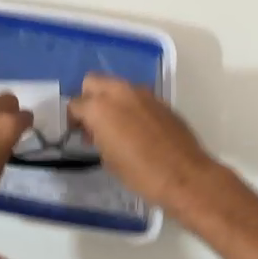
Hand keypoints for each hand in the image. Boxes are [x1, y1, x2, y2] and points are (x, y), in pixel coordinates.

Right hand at [68, 73, 221, 210]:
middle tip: (93, 123)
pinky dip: (131, 106)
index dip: (73, 119)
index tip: (77, 133)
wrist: (185, 176)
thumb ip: (96, 136)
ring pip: (117, 86)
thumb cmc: (140, 173)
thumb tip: (96, 131)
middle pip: (93, 82)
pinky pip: (137, 97)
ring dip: (111, 100)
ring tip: (117, 126)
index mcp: (100, 107)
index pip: (75, 104)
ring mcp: (142, 93)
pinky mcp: (160, 100)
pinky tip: (138, 129)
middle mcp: (119, 92)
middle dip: (89, 98)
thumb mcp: (108, 159)